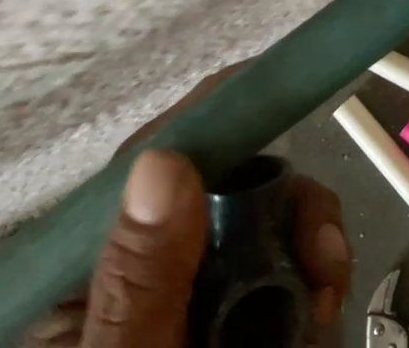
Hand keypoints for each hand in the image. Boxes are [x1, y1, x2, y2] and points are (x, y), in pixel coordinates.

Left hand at [22, 150, 352, 346]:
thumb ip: (137, 284)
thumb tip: (164, 160)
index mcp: (80, 285)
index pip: (141, 172)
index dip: (211, 119)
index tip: (276, 84)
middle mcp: (130, 282)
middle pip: (216, 193)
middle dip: (286, 204)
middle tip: (325, 253)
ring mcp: (184, 305)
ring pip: (256, 233)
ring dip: (306, 247)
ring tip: (327, 298)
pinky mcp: (226, 325)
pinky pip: (274, 281)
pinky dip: (307, 286)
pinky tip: (321, 312)